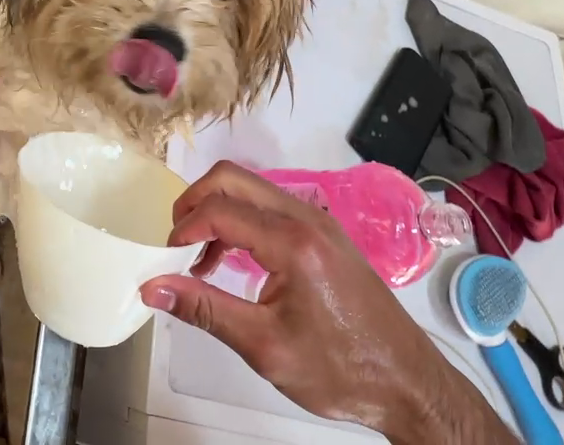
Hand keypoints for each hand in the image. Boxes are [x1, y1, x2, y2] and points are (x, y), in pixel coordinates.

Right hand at [141, 162, 509, 444]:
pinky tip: (231, 261)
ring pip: (250, 188)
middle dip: (194, 202)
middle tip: (176, 242)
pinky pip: (268, 206)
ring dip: (216, 210)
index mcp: (292, 242)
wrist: (411, 385)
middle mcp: (305, 217)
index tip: (166, 259)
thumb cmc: (340, 371)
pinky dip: (240, 220)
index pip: (220, 210)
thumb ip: (203, 309)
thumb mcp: (264, 347)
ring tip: (199, 258)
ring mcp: (318, 221)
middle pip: (232, 178)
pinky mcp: (324, 233)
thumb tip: (152, 288)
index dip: (184, 229)